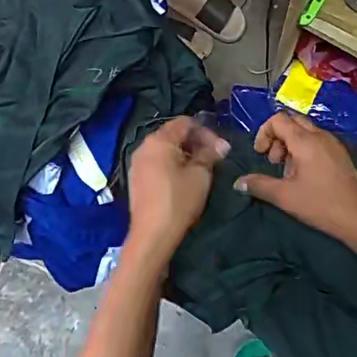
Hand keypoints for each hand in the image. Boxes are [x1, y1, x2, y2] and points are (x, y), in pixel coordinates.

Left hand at [125, 116, 229, 255]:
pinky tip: (183, 179)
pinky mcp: (136, 179)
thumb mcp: (201, 174)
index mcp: (159, 141)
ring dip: (185, 154)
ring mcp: (137, 163)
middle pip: (173, 134)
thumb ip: (209, 154)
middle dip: (196, 143)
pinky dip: (172, 164)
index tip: (220, 149)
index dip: (206, 132)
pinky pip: (157, 162)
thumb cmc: (179, 199)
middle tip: (214, 158)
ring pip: (165, 149)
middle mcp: (144, 147)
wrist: (153, 234)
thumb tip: (220, 145)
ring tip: (201, 169)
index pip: (185, 123)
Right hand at [236, 112, 356, 244]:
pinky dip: (305, 150)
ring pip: (306, 131)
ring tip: (287, 171)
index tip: (261, 155)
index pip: (279, 119)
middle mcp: (321, 136)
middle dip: (277, 137)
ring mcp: (334, 144)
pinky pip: (317, 141)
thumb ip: (259, 185)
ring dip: (290, 144)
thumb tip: (238, 182)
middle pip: (293, 121)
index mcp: (306, 141)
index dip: (264, 133)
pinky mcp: (341, 154)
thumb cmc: (320, 204)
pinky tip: (304, 175)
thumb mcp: (285, 196)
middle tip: (273, 161)